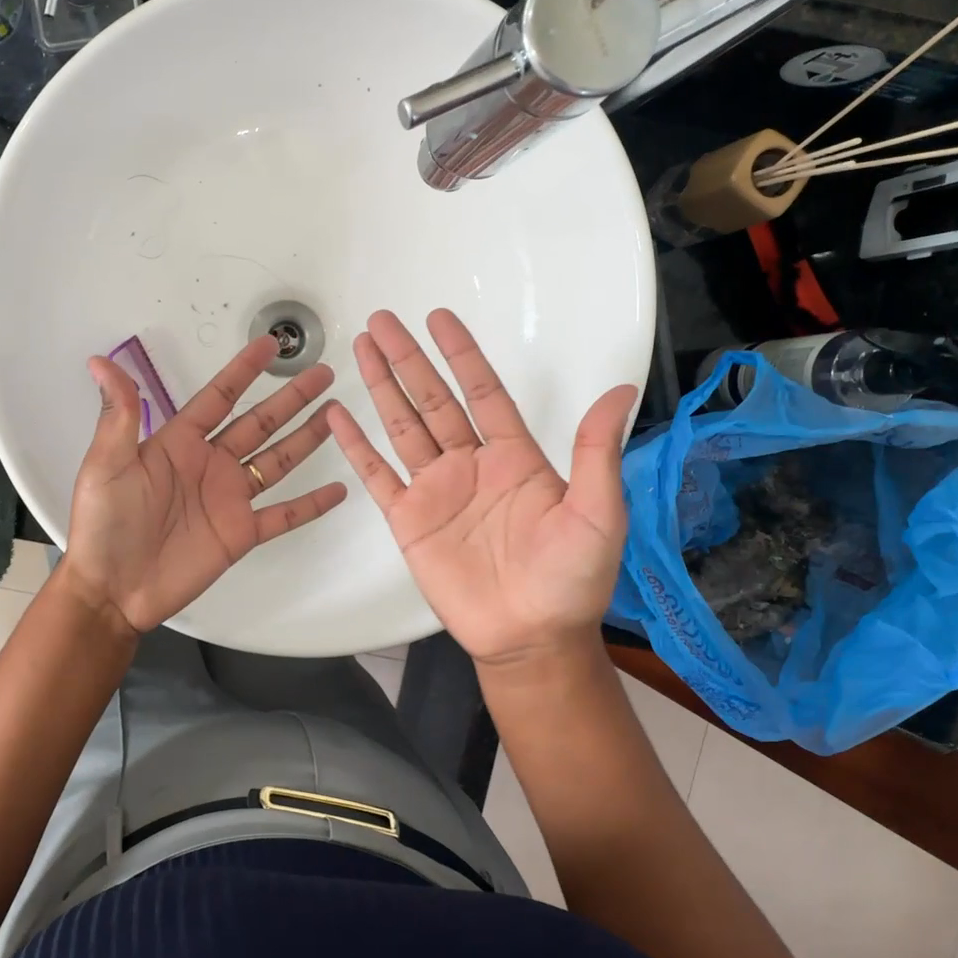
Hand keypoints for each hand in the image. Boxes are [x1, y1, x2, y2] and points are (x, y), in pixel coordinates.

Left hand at [62, 335, 347, 633]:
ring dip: (306, 439)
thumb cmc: (104, 525)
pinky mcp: (239, 534)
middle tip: (322, 374)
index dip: (244, 370)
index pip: (219, 397)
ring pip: (277, 461)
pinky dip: (310, 505)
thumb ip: (119, 414)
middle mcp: (208, 465)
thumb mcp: (106, 464)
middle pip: (259, 423)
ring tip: (335, 416)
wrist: (113, 589)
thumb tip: (101, 361)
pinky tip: (336, 491)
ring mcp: (227, 500)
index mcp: (178, 443)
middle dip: (291, 398)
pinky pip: (282, 516)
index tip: (269, 345)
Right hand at [326, 310, 636, 667]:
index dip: (460, 355)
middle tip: (382, 322)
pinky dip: (357, 445)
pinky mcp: (408, 520)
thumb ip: (595, 453)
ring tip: (361, 350)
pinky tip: (340, 417)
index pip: (481, 392)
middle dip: (407, 358)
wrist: (529, 637)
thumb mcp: (596, 513)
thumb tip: (618, 392)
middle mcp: (470, 464)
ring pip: (401, 426)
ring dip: (381, 387)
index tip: (439, 319)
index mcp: (514, 458)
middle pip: (431, 399)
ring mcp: (435, 490)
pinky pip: (377, 474)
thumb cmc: (570, 580)